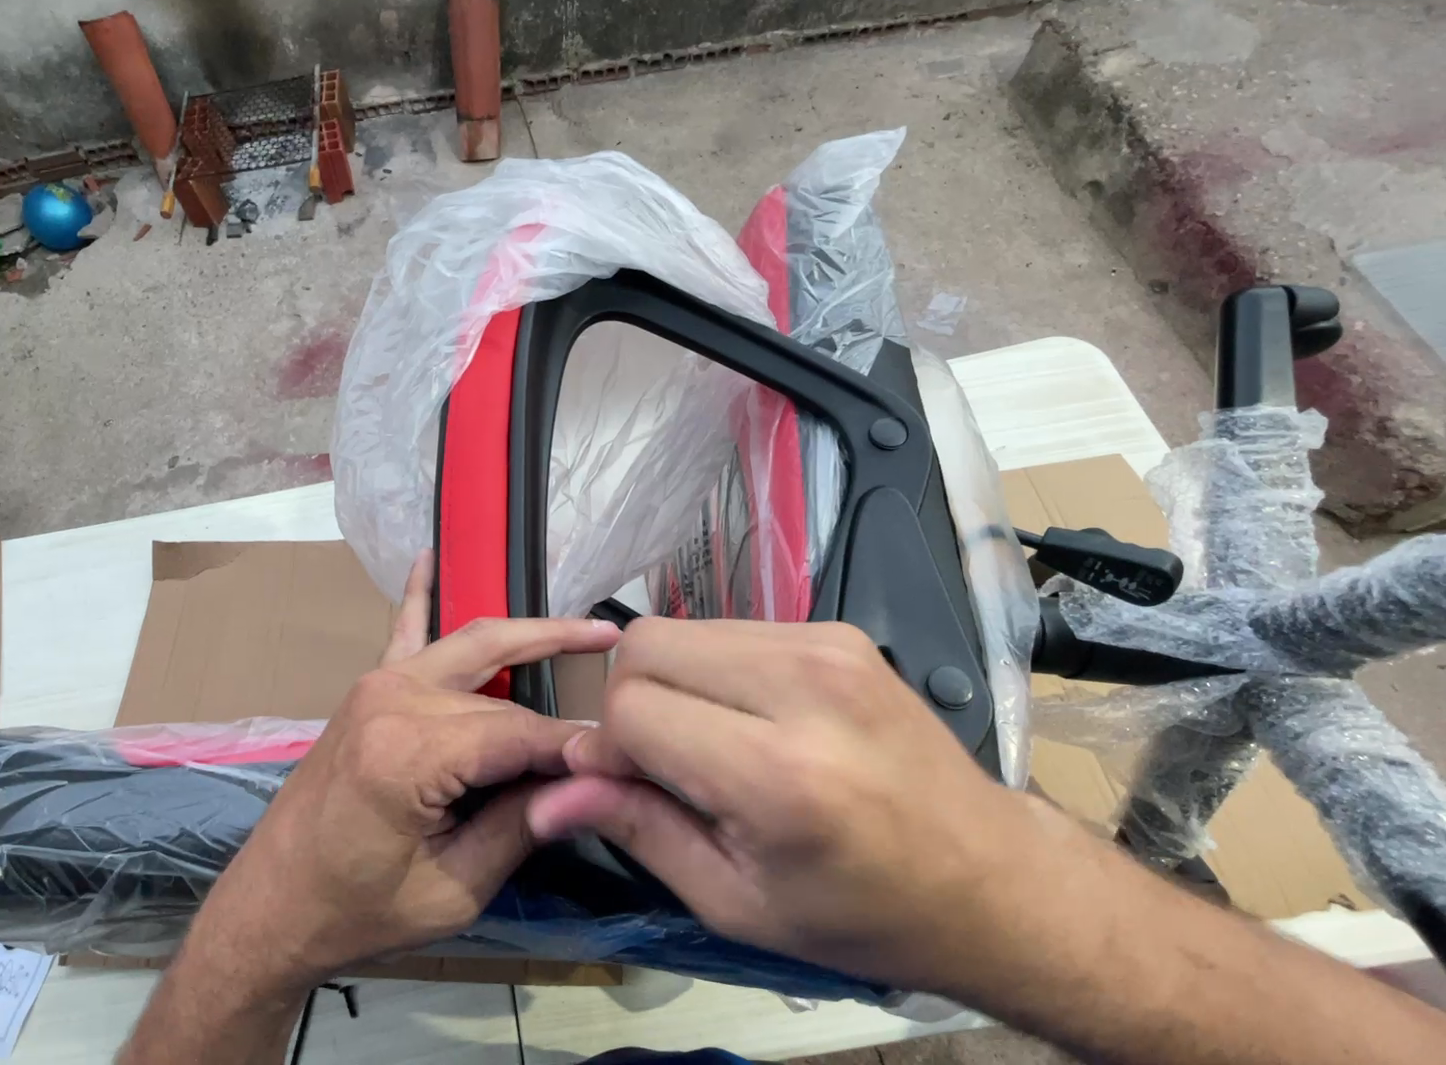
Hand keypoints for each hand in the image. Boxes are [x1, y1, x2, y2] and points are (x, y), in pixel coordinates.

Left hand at [182, 552, 620, 995]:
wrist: (274, 903)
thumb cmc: (358, 909)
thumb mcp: (452, 890)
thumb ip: (518, 826)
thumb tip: (581, 781)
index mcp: (411, 754)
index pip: (519, 732)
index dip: (574, 747)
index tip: (624, 755)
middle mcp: (394, 699)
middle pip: (502, 683)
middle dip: (560, 684)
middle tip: (621, 680)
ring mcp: (377, 684)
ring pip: (470, 643)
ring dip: (527, 633)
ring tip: (588, 628)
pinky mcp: (367, 688)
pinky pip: (403, 629)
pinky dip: (422, 593)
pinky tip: (430, 557)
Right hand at [526, 617, 1046, 990]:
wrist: (989, 877)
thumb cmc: (860, 911)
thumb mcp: (736, 901)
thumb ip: (635, 829)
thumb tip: (549, 794)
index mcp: (777, 773)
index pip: (630, 708)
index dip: (610, 748)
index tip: (629, 785)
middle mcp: (802, 687)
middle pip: (643, 645)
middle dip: (629, 700)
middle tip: (664, 760)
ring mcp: (824, 644)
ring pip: (678, 628)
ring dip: (670, 681)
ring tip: (710, 740)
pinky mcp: (835, 629)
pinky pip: (725, 627)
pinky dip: (710, 668)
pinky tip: (747, 715)